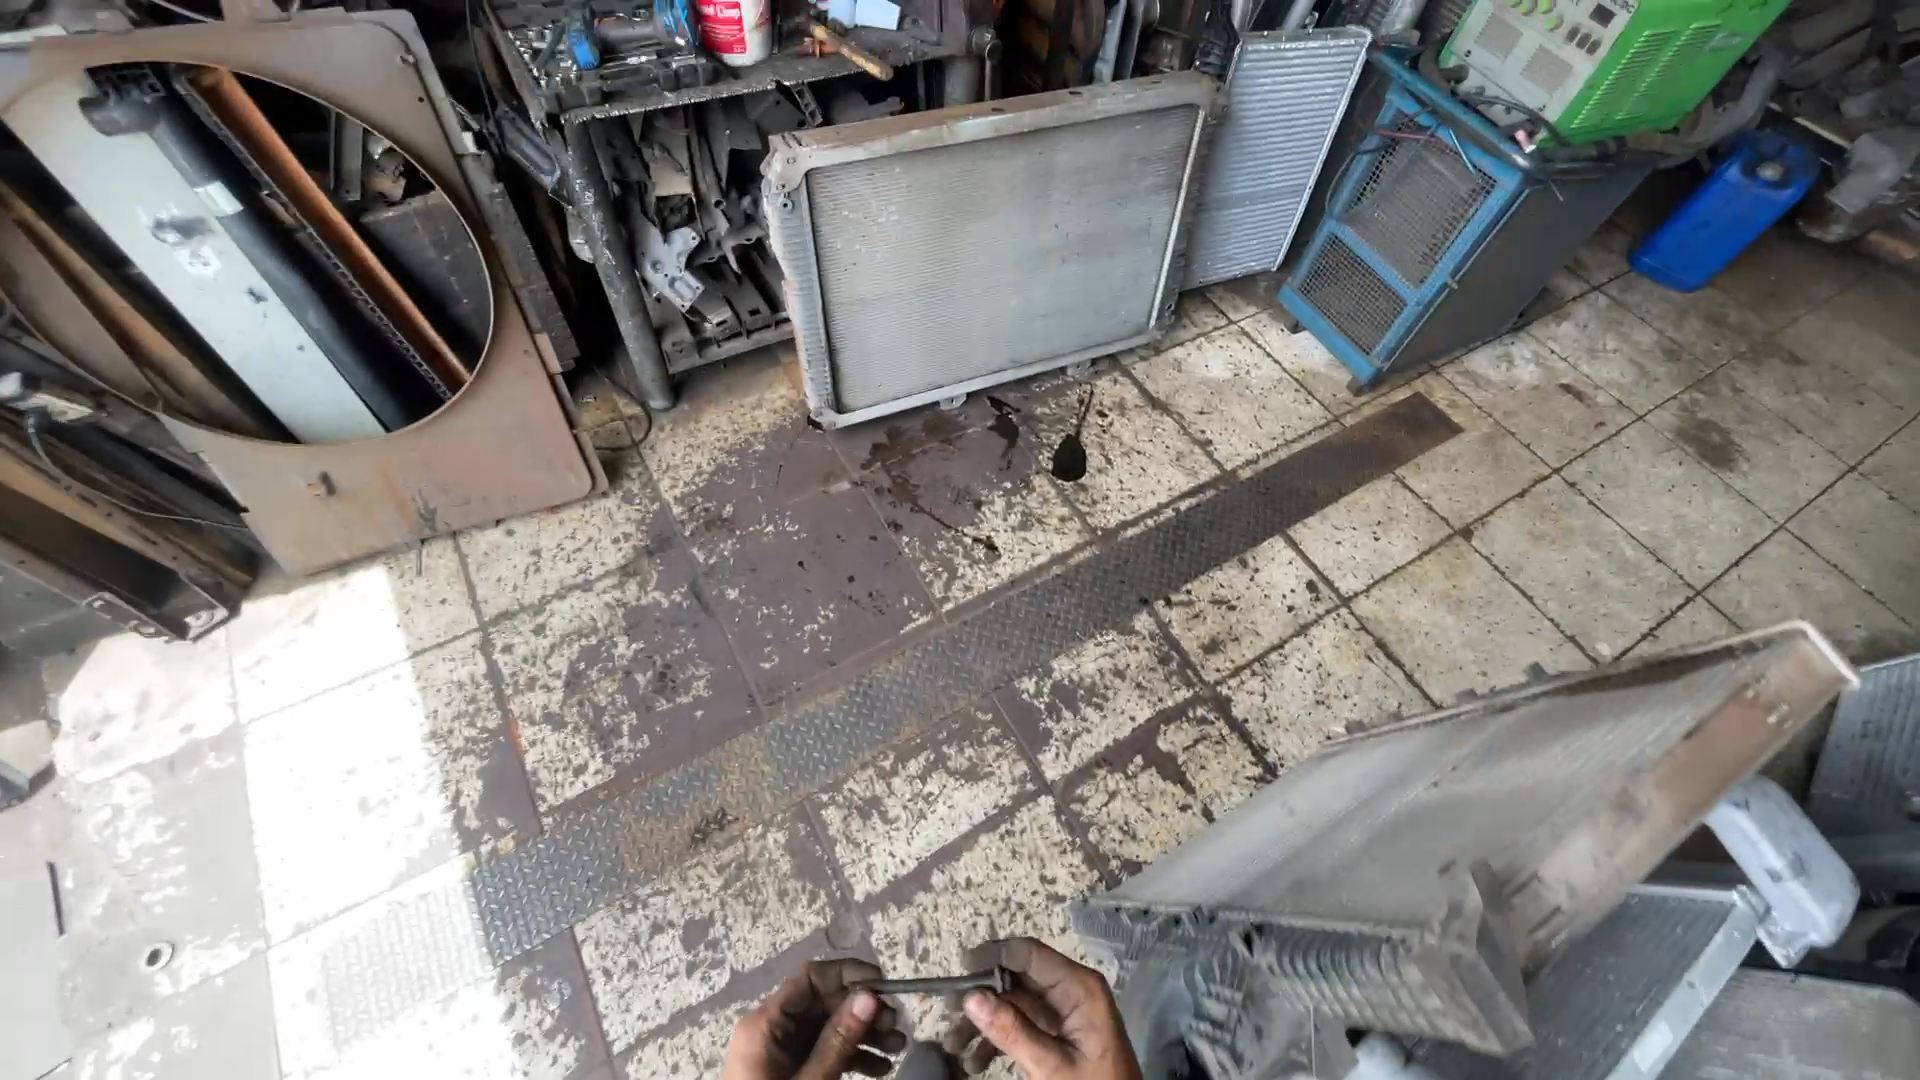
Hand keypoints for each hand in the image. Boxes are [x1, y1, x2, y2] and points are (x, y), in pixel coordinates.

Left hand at [722, 959, 907, 1079]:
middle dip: (863, 1011)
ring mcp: (780, 1049)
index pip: (811, 978)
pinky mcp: (789, 1069)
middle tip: (896, 1025)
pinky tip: (879, 1068)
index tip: (882, 986)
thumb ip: (838, 1040)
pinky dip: (851, 1056)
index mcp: (766, 1022)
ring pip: (828, 1027)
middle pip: (823, 1002)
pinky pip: (823, 1050)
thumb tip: (870, 996)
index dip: (848, 975)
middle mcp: (772, 1027)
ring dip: (864, 1034)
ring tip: (897, 1047)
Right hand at [941, 939, 1141, 1079]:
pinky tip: (974, 1061)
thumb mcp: (1053, 1068)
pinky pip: (1019, 1026)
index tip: (960, 969)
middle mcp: (1069, 991)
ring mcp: (1062, 1013)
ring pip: (1013, 1004)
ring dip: (983, 1022)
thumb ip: (1013, 1032)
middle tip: (947, 1010)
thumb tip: (971, 997)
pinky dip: (995, 1040)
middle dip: (981, 994)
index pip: (1029, 954)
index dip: (994, 955)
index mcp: (1079, 987)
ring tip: (953, 1045)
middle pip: (1016, 978)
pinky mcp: (1056, 1036)